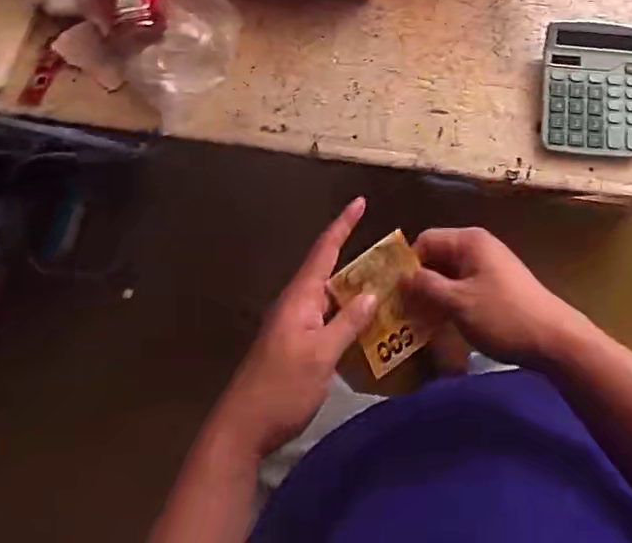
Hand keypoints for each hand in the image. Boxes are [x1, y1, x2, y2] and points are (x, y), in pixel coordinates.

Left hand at [207, 198, 376, 457]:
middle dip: (357, 258)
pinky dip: (347, 314)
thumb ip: (348, 323)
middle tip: (390, 255)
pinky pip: (326, 317)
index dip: (343, 224)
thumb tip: (372, 293)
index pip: (324, 250)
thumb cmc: (281, 388)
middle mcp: (296, 303)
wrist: (241, 431)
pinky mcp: (295, 344)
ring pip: (329, 296)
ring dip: (354, 289)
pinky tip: (366, 323)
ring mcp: (294, 324)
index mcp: (300, 297)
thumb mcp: (321, 356)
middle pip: (329, 270)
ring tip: (386, 285)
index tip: (360, 201)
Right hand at [406, 227, 593, 367]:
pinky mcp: (496, 286)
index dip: (408, 264)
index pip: (425, 240)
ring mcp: (489, 266)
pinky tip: (442, 326)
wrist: (553, 338)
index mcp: (468, 241)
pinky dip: (450, 302)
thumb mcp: (457, 302)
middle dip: (419, 282)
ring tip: (418, 323)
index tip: (395, 294)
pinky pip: (463, 286)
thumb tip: (402, 277)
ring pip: (449, 274)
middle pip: (437, 256)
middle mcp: (478, 246)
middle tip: (402, 313)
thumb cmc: (502, 315)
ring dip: (434, 296)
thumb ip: (426, 286)